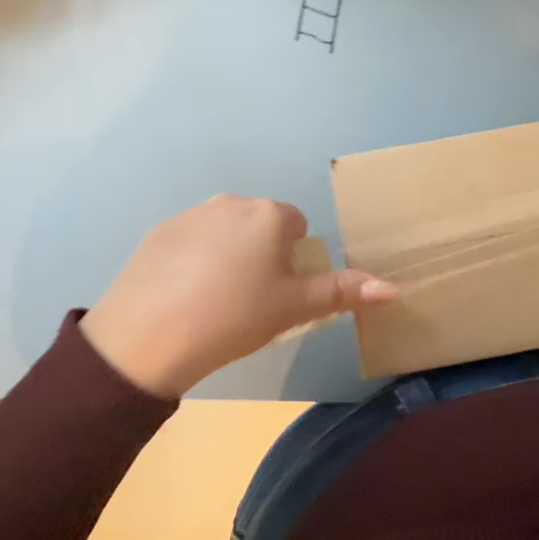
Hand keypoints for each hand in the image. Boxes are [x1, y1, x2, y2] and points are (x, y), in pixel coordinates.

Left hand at [80, 195, 397, 397]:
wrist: (146, 338)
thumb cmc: (233, 318)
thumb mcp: (292, 309)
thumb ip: (341, 292)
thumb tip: (392, 287)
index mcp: (270, 214)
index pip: (297, 226)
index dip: (293, 261)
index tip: (277, 293)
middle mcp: (232, 201)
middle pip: (261, 225)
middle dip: (262, 254)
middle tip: (249, 300)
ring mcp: (191, 213)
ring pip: (224, 231)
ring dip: (227, 255)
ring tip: (214, 301)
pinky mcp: (158, 232)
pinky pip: (189, 241)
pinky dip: (192, 261)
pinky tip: (182, 296)